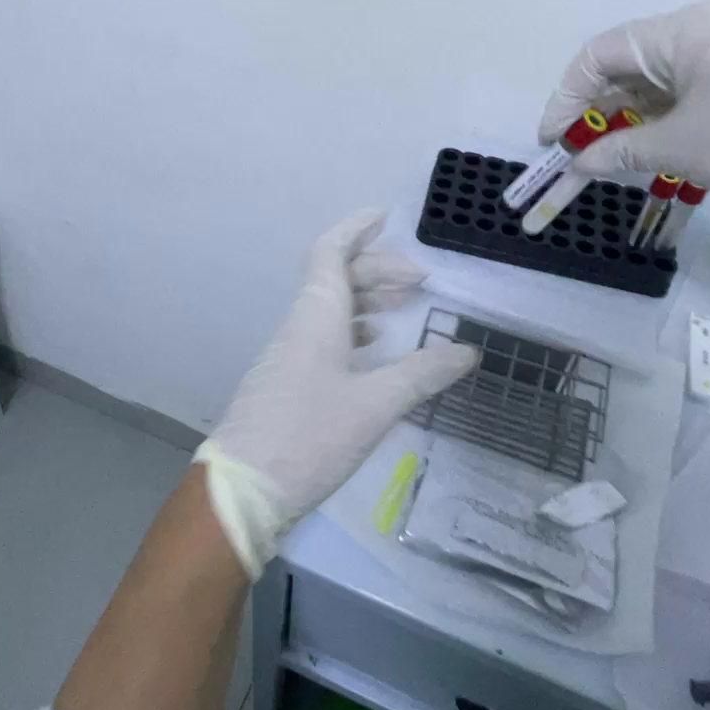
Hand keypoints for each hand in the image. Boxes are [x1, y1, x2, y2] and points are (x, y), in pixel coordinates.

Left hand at [192, 210, 478, 578]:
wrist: (242, 491)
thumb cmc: (309, 437)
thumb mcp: (376, 405)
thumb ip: (422, 375)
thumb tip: (467, 351)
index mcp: (315, 317)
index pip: (331, 253)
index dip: (355, 230)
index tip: (383, 217)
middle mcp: (298, 328)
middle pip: (334, 281)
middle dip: (375, 271)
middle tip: (418, 282)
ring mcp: (287, 359)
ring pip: (328, 313)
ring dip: (364, 304)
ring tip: (401, 312)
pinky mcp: (285, 388)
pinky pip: (321, 341)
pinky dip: (350, 335)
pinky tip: (370, 356)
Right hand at [540, 0, 709, 246]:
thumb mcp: (682, 149)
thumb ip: (621, 150)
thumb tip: (580, 162)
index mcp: (689, 27)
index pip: (603, 53)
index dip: (566, 97)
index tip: (551, 141)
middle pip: (635, 60)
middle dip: (601, 108)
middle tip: (581, 152)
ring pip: (668, 73)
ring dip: (636, 113)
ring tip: (619, 153)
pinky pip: (701, 81)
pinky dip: (672, 111)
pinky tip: (664, 142)